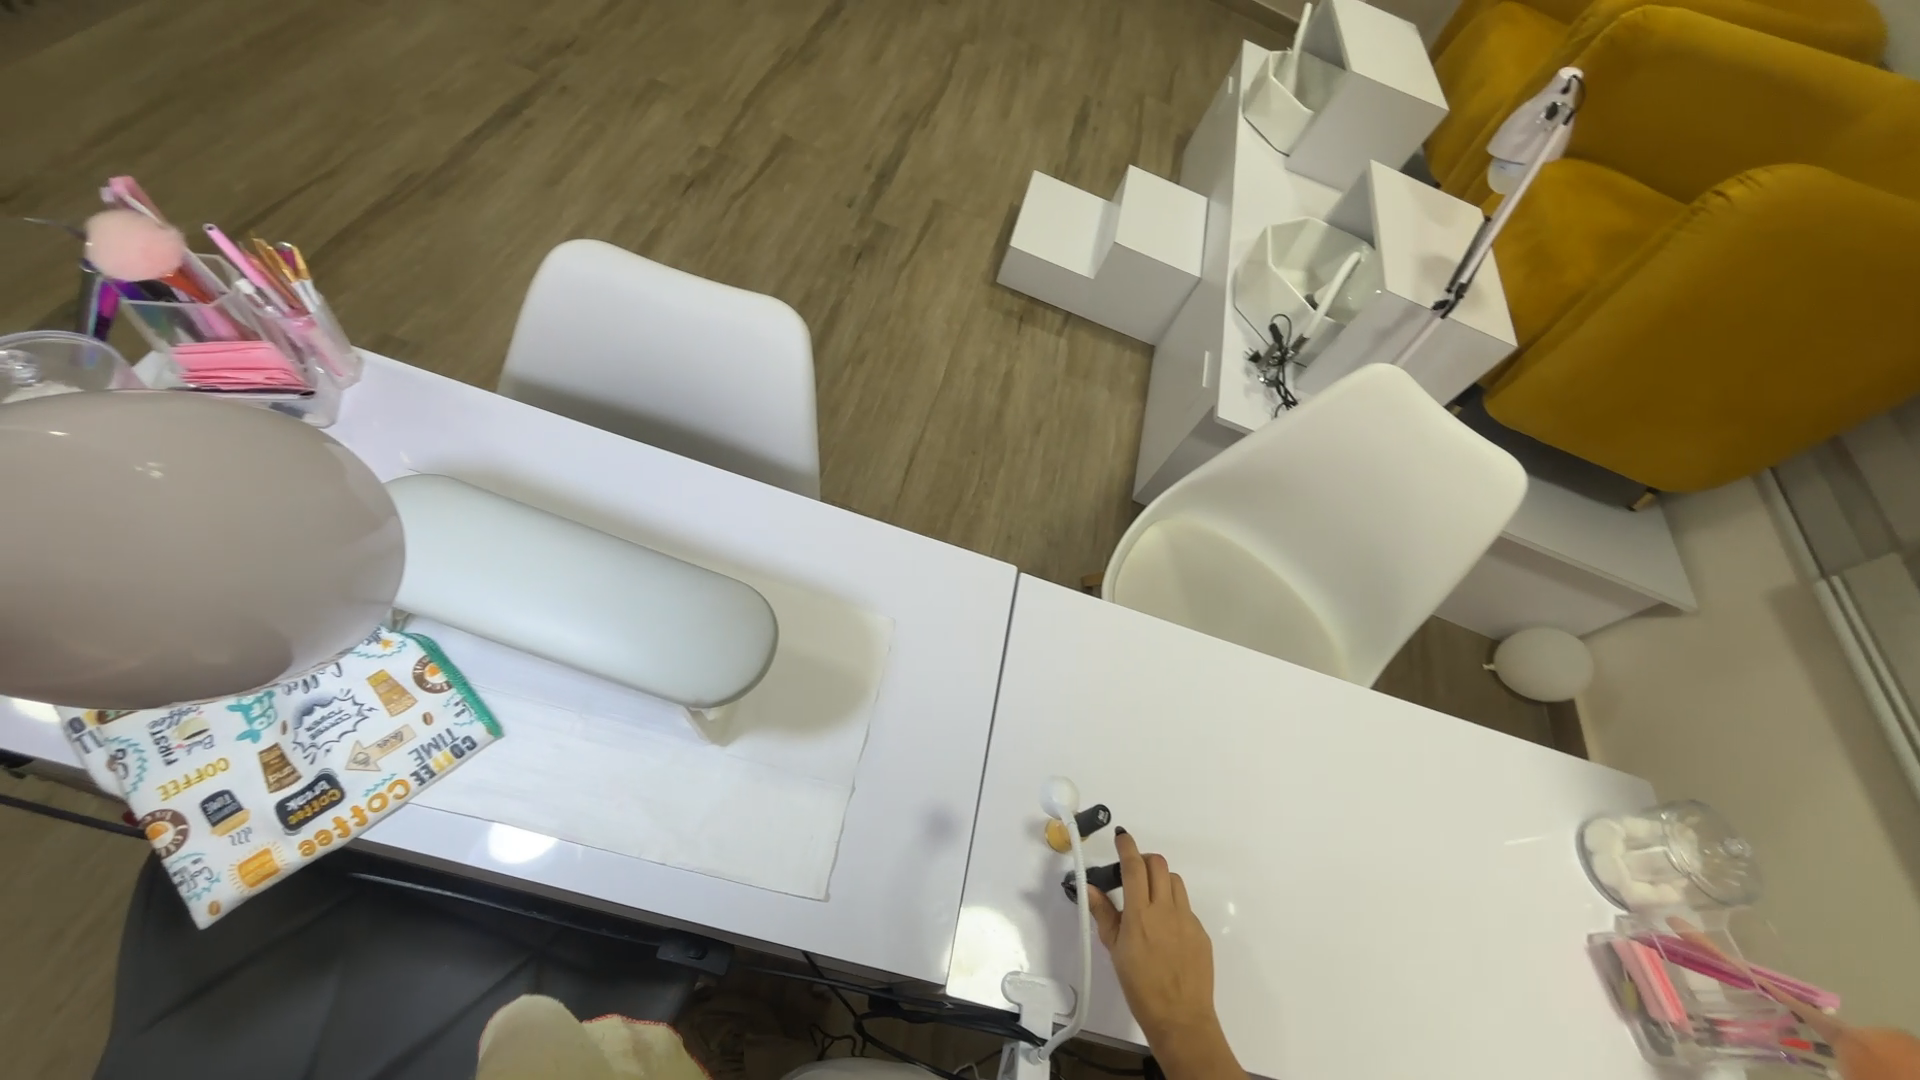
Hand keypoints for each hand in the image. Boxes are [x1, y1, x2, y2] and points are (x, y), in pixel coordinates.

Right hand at [1089, 832, 1241, 1079]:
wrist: (1181, 1018)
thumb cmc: (1139, 986)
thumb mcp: (1115, 949)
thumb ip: (1103, 913)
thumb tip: (1088, 887)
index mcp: (1140, 914)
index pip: (1134, 866)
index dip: (1127, 846)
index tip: (1121, 836)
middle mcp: (1166, 910)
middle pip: (1158, 864)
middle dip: (1144, 859)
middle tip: (1132, 871)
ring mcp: (1187, 920)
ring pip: (1175, 881)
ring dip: (1160, 879)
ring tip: (1149, 897)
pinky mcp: (1201, 932)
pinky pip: (1185, 906)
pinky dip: (1172, 904)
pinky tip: (1164, 928)